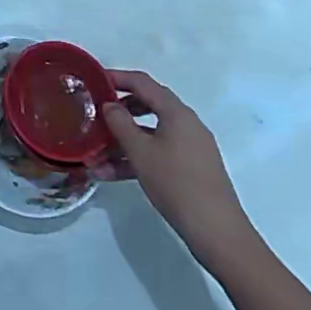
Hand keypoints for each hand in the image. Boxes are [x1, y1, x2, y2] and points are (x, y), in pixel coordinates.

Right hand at [95, 69, 257, 263]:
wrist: (216, 231)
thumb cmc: (176, 183)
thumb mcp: (140, 152)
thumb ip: (121, 123)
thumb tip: (110, 105)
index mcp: (177, 113)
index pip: (143, 83)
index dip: (118, 78)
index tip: (94, 80)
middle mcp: (186, 124)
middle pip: (148, 105)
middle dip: (119, 109)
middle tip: (96, 113)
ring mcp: (190, 147)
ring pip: (150, 133)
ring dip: (123, 141)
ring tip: (95, 153)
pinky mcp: (190, 168)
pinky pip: (158, 153)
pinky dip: (136, 158)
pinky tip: (111, 174)